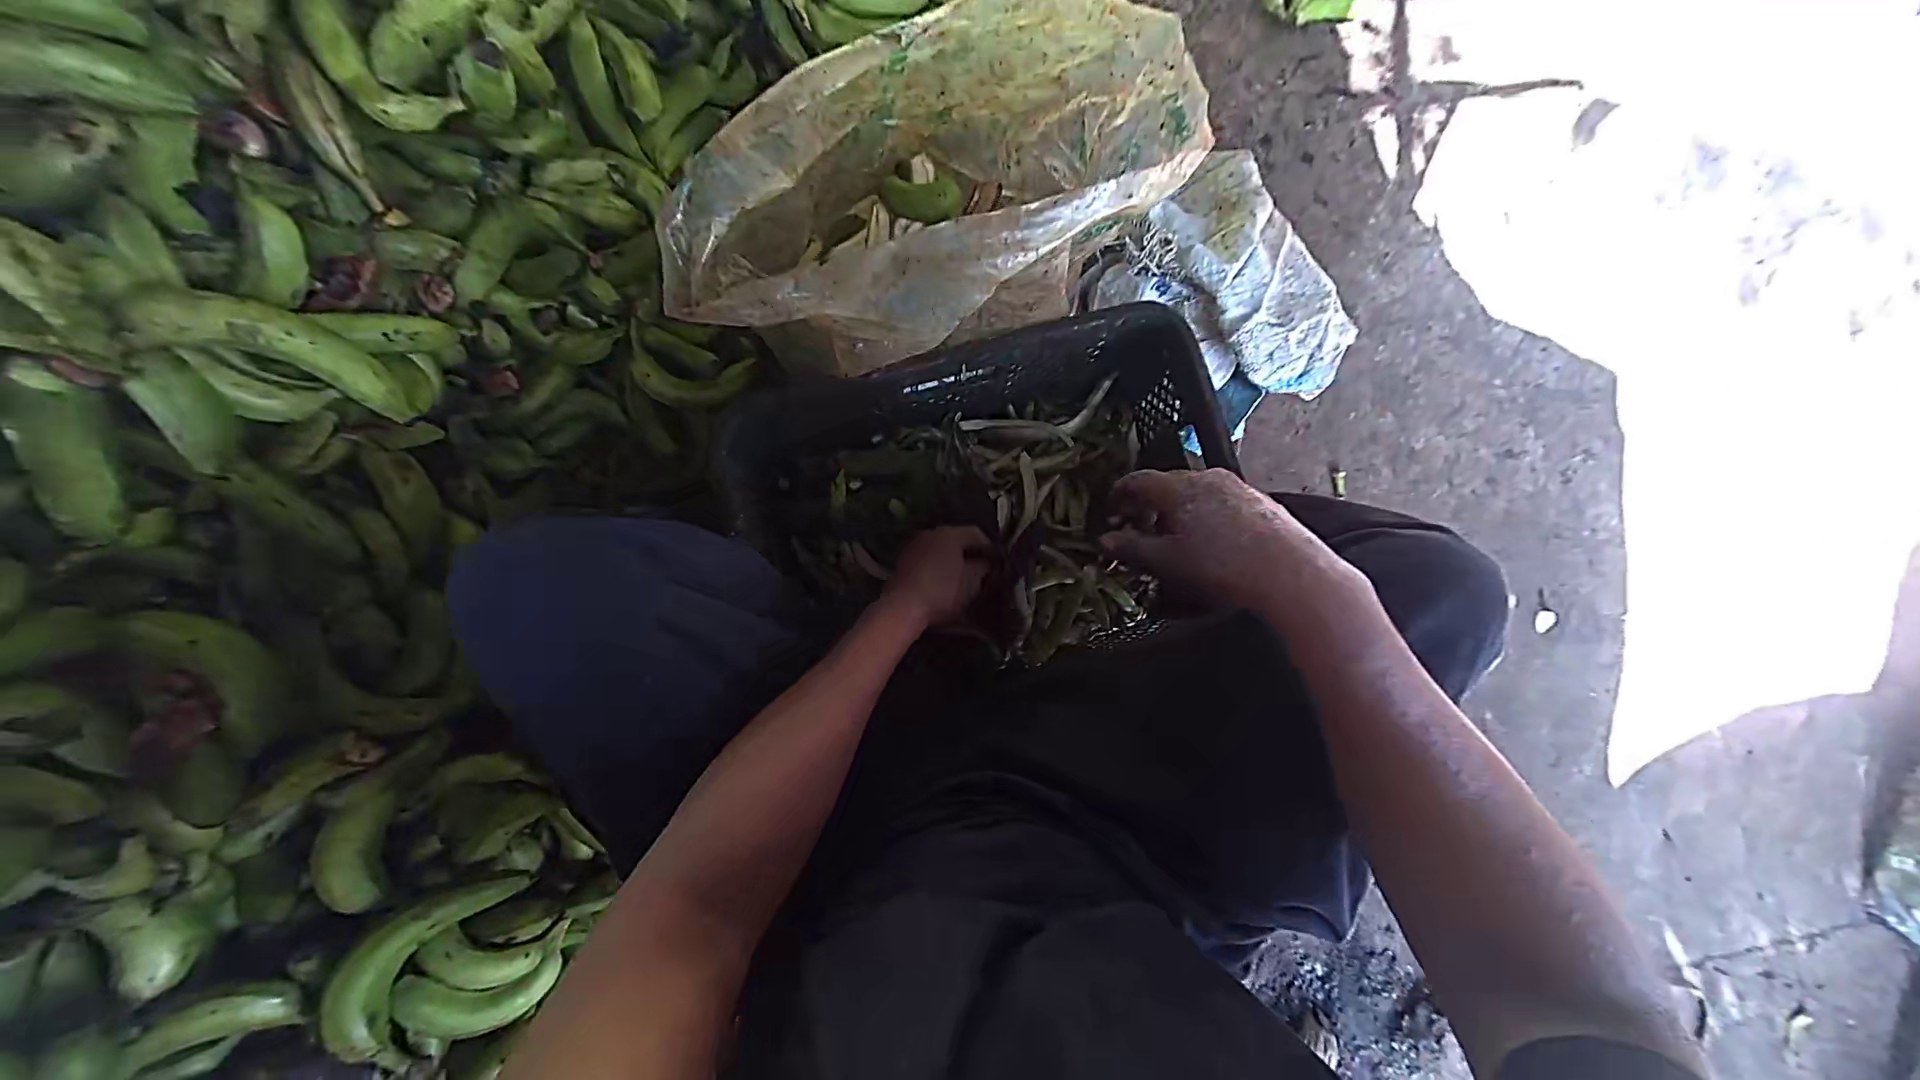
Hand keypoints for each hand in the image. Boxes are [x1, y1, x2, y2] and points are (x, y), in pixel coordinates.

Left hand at [881, 526, 989, 626]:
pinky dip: (936, 568)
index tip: (996, 563)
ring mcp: (913, 546)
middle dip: (970, 555)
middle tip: (981, 571)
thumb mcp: (972, 582)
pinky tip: (941, 583)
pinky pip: (927, 560)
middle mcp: (930, 533)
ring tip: (962, 579)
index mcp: (950, 534)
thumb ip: (983, 568)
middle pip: (957, 540)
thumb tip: (985, 564)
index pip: (976, 533)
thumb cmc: (942, 591)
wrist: (904, 607)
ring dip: (952, 561)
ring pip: (940, 550)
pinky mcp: (902, 562)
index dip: (990, 548)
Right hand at [1100, 469, 1353, 609]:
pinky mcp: (1259, 502)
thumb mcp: (1167, 561)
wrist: (1290, 573)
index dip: (1119, 493)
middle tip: (1139, 529)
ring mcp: (1237, 487)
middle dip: (1148, 505)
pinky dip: (1204, 515)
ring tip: (1174, 540)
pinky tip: (1210, 543)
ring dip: (1178, 511)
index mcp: (1179, 487)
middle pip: (1167, 484)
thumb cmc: (1221, 565)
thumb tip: (1104, 541)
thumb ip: (1132, 548)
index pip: (1138, 479)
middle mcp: (1207, 477)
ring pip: (1196, 493)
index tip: (1111, 509)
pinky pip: (1220, 501)